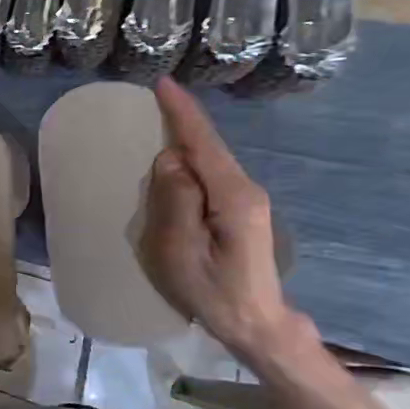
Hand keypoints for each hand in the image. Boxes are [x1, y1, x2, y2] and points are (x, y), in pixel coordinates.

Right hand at [142, 78, 313, 365]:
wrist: (257, 325)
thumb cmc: (214, 293)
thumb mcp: (182, 252)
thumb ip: (176, 201)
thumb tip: (170, 159)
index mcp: (233, 196)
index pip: (204, 143)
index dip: (183, 112)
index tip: (163, 83)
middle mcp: (246, 189)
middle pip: (210, 146)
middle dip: (183, 121)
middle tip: (151, 101)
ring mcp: (249, 200)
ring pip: (212, 160)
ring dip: (187, 140)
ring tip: (158, 123)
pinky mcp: (243, 211)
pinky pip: (213, 174)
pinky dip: (193, 161)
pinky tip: (176, 162)